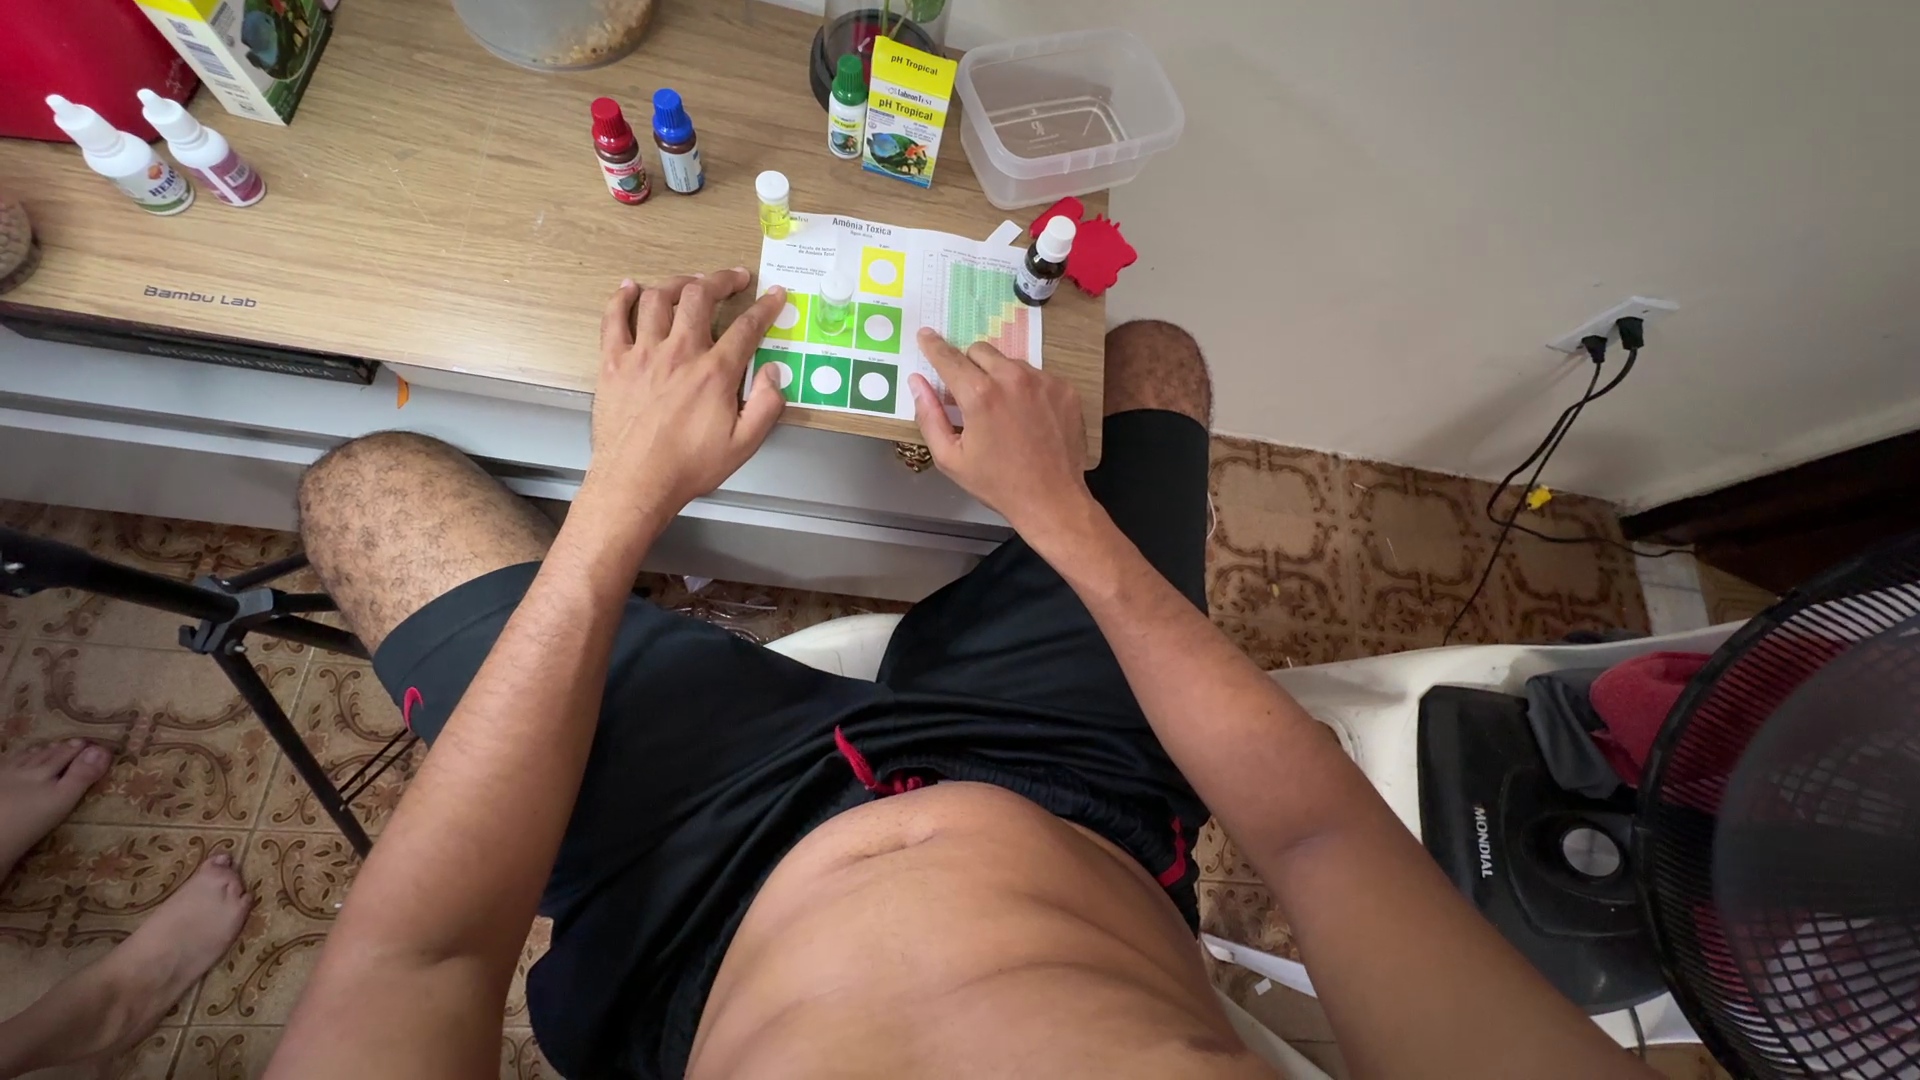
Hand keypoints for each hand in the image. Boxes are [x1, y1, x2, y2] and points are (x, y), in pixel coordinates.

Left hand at [585, 269, 786, 518]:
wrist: (636, 481)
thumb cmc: (691, 466)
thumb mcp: (745, 444)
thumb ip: (767, 405)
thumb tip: (774, 372)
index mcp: (715, 372)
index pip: (746, 327)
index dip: (765, 307)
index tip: (774, 294)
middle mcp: (679, 352)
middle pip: (699, 296)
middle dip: (721, 279)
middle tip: (733, 278)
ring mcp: (642, 353)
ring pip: (658, 298)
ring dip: (678, 282)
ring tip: (690, 282)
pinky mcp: (613, 361)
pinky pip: (614, 317)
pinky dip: (622, 297)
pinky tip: (631, 288)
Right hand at [908, 328, 1093, 536]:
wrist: (1051, 499)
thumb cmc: (997, 484)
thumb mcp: (951, 458)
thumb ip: (929, 416)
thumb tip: (917, 383)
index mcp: (980, 395)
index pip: (949, 358)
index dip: (933, 346)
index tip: (926, 336)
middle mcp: (1012, 378)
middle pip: (980, 351)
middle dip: (970, 367)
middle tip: (972, 396)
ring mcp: (1043, 381)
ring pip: (1011, 363)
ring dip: (1001, 378)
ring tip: (1005, 414)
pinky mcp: (1065, 389)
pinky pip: (1038, 376)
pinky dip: (1028, 389)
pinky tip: (1030, 419)